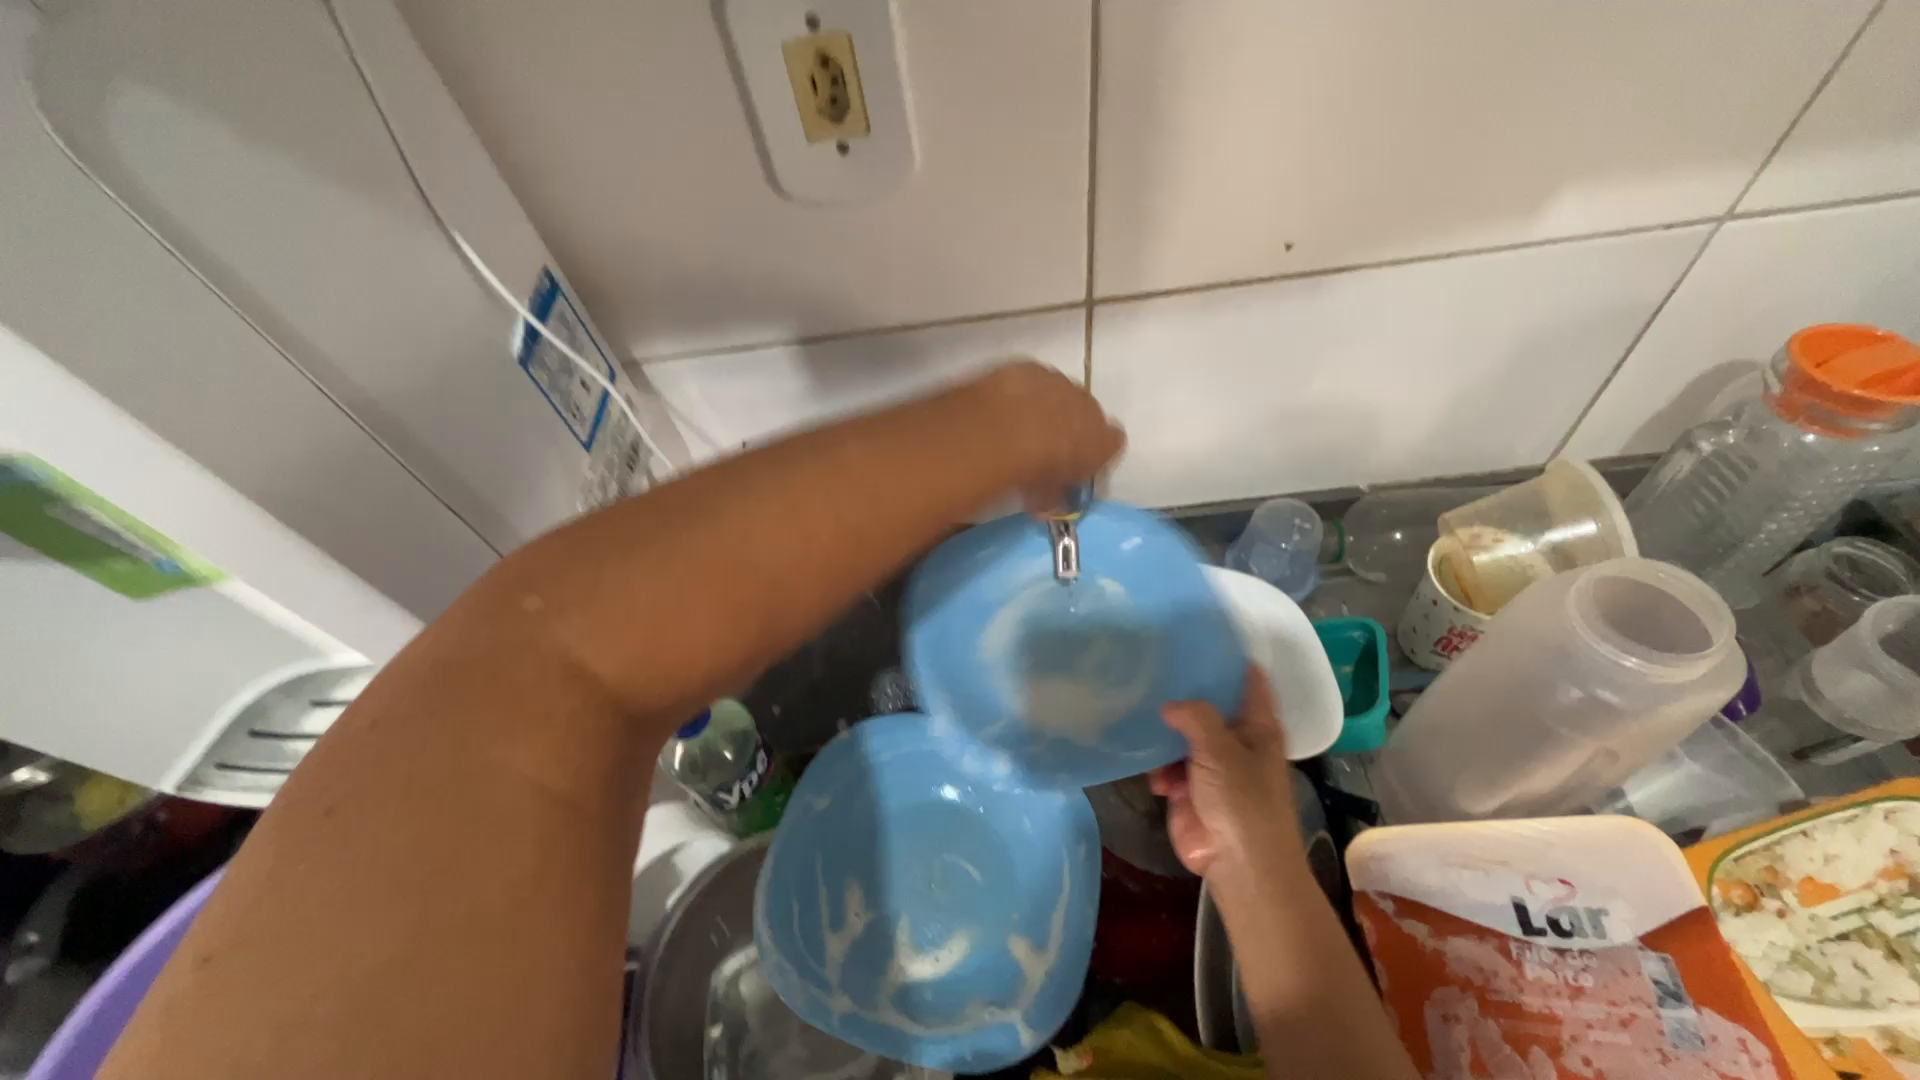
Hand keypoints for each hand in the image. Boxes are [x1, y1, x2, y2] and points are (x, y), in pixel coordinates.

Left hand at [956, 361, 1125, 511]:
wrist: (1003, 428)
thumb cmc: (1033, 470)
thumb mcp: (1047, 495)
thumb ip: (1054, 495)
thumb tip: (1047, 504)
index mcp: (1105, 440)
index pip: (1111, 445)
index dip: (1092, 456)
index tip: (1074, 469)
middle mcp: (1090, 407)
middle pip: (1086, 417)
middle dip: (1070, 430)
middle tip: (1045, 450)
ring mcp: (1061, 383)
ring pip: (1061, 395)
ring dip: (1046, 408)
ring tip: (1021, 427)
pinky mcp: (1031, 368)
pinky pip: (1033, 381)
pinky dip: (1023, 393)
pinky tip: (1005, 407)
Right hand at [1149, 667, 1302, 878]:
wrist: (1239, 864)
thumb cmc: (1243, 801)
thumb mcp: (1221, 749)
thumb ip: (1195, 717)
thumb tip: (1169, 706)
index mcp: (1258, 728)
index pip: (1249, 683)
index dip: (1233, 660)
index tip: (1206, 636)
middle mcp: (1236, 743)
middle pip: (1208, 709)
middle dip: (1184, 697)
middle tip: (1153, 670)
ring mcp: (1210, 768)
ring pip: (1182, 738)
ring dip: (1165, 739)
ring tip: (1145, 728)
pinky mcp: (1189, 792)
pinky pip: (1167, 768)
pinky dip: (1159, 769)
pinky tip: (1152, 773)